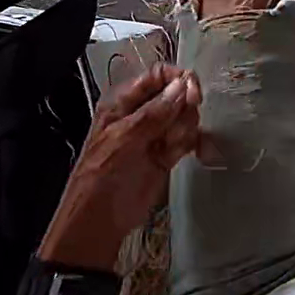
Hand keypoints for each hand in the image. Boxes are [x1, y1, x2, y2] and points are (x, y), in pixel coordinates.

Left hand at [38, 63, 201, 269]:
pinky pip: (187, 139)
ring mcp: (155, 134)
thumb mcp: (125, 138)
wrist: (100, 218)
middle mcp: (142, 113)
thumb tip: (183, 85)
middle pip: (177, 95)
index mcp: (124, 101)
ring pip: (185, 117)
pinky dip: (194, 144)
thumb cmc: (103, 173)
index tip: (194, 94)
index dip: (178, 80)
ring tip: (170, 149)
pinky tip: (195, 154)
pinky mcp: (166, 155)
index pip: (158, 75)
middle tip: (175, 130)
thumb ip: (155, 112)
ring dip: (185, 130)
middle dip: (183, 109)